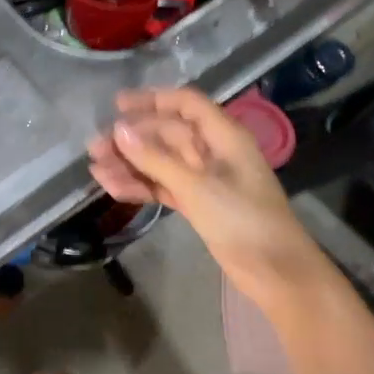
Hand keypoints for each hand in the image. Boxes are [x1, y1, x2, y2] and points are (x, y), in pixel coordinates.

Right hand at [87, 88, 328, 309]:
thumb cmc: (243, 219)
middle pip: (166, 133)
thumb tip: (117, 130)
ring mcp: (204, 179)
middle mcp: (212, 152)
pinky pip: (161, 185)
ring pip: (159, 161)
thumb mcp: (196, 186)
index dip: (152, 100)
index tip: (117, 106)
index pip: (186, 104)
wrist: (277, 273)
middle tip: (95, 146)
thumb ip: (154, 158)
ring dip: (129, 164)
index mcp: (223, 137)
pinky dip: (139, 186)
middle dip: (131, 138)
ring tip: (96, 169)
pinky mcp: (197, 203)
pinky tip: (112, 188)